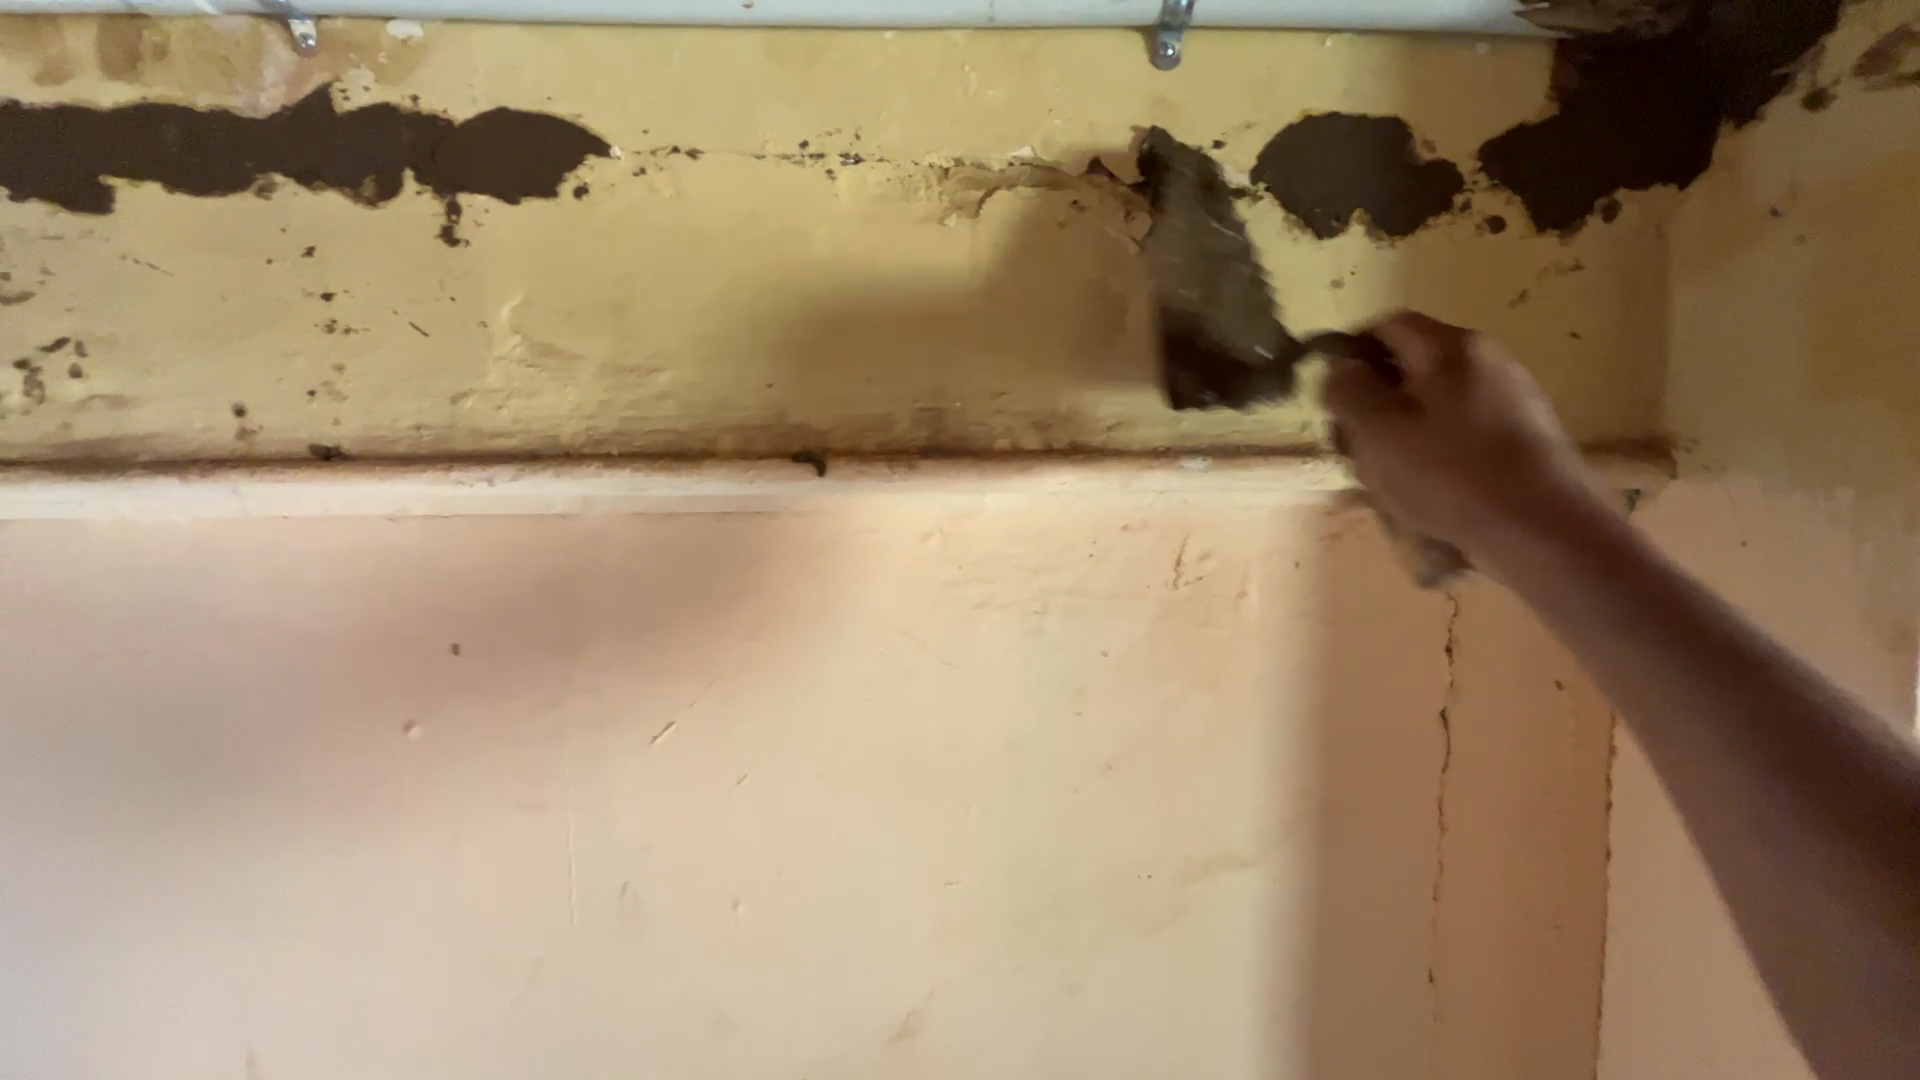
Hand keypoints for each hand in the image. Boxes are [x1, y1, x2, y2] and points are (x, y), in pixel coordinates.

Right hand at [1322, 311, 1600, 564]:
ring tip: (1384, 478)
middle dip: (1372, 403)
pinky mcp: (1523, 437)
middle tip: (1352, 448)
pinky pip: (1458, 432)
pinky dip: (1431, 452)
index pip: (1386, 326)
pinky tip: (1425, 490)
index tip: (1331, 398)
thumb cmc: (1447, 473)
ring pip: (1431, 404)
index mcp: (1450, 347)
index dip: (1349, 354)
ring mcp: (1511, 398)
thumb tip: (1341, 369)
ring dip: (1397, 434)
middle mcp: (1486, 360)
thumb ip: (1347, 390)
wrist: (1542, 528)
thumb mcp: (1375, 430)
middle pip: (1409, 367)